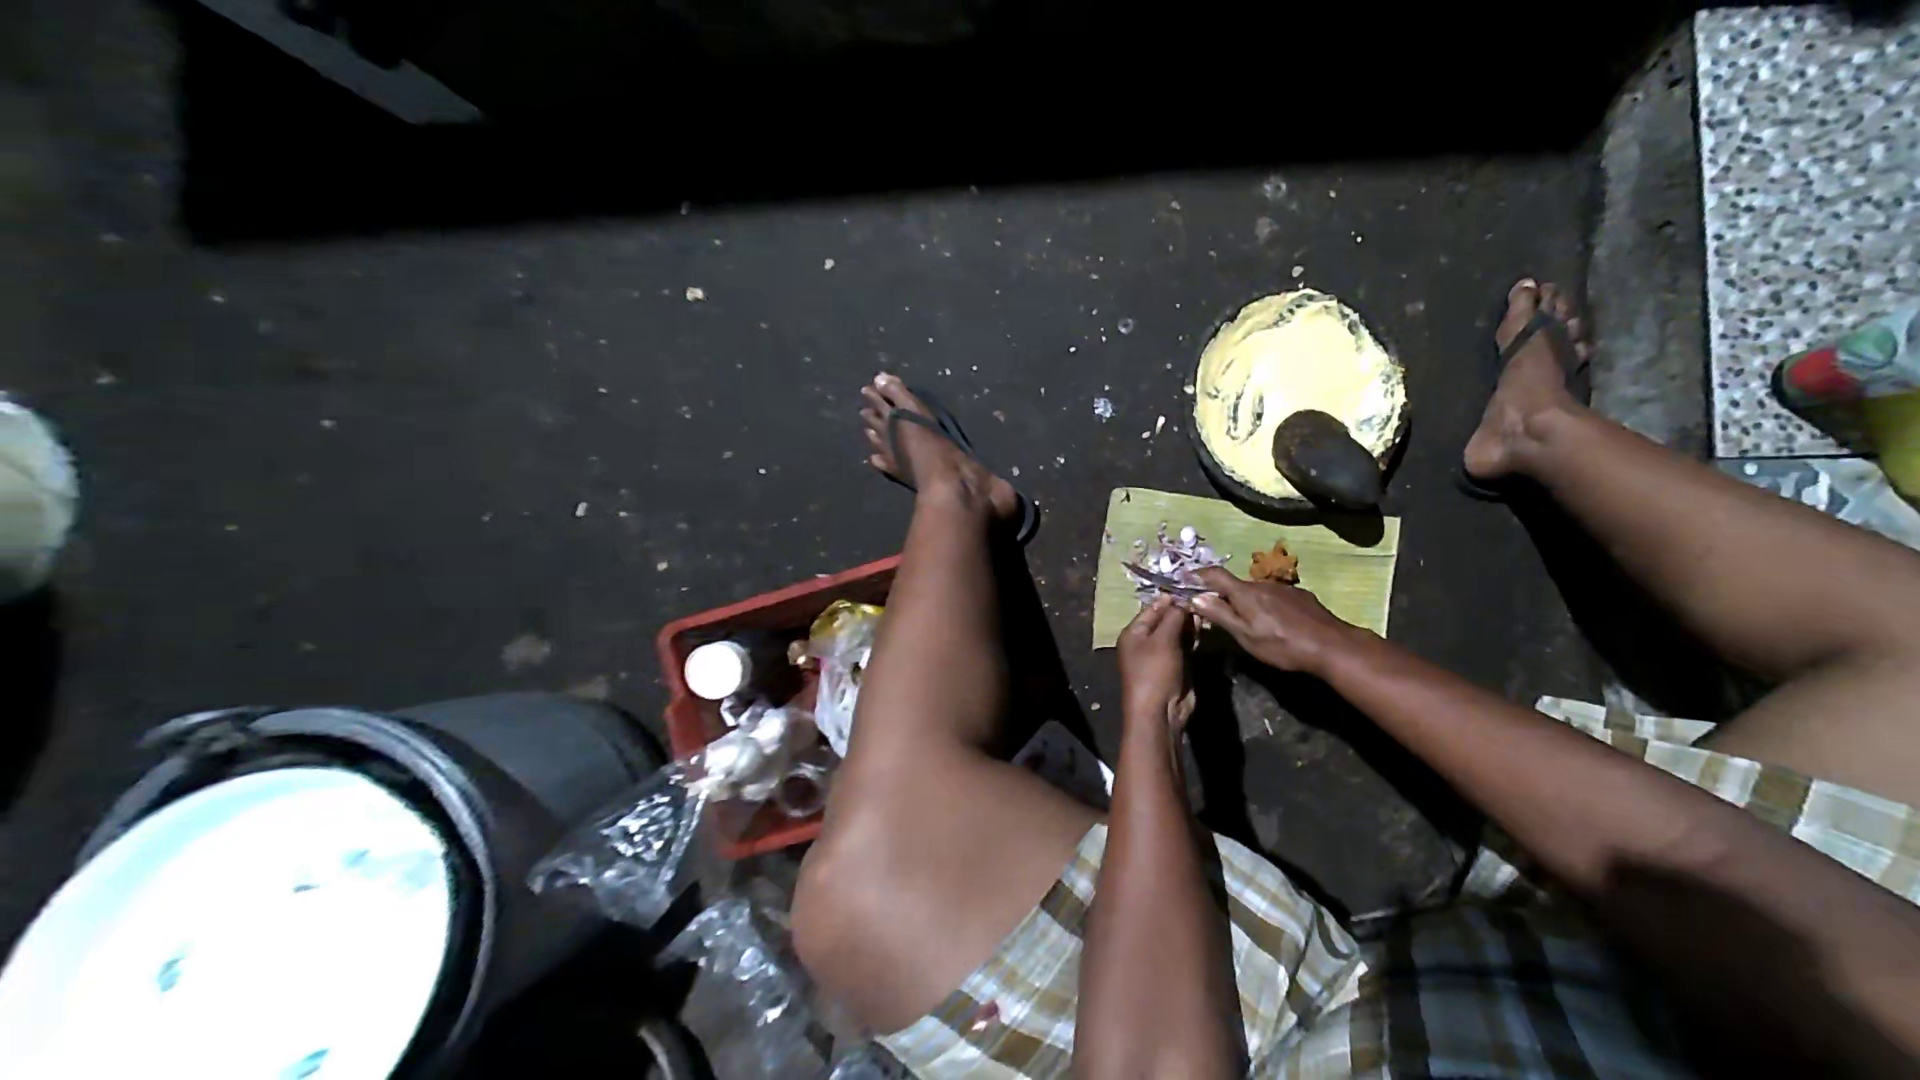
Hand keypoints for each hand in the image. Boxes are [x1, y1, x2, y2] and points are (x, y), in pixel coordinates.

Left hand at [1117, 596, 1195, 731]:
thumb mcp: (1163, 640)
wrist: (1160, 710)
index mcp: (1133, 633)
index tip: (1191, 586)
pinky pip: (1185, 646)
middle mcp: (1145, 641)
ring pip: (1177, 632)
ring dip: (1190, 624)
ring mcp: (1161, 654)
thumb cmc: (1154, 671)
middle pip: (1166, 619)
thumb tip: (1181, 599)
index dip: (1170, 598)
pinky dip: (1193, 638)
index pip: (1152, 608)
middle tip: (1204, 599)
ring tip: (1207, 611)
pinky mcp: (1176, 665)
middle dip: (1183, 611)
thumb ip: (1173, 617)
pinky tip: (1205, 628)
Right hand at [1188, 567, 1362, 673]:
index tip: (1185, 580)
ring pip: (1256, 592)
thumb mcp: (1245, 636)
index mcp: (1244, 593)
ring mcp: (1283, 589)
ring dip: (1246, 602)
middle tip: (1218, 615)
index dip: (1198, 575)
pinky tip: (1275, 623)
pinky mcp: (1300, 596)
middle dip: (1223, 596)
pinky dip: (1266, 606)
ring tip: (1250, 623)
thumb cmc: (1282, 645)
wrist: (1332, 646)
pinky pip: (1274, 597)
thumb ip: (1220, 615)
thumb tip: (1195, 597)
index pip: (1215, 575)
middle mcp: (1262, 584)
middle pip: (1235, 586)